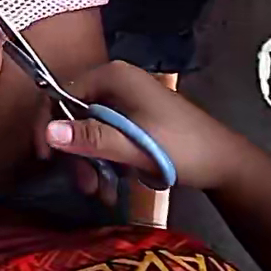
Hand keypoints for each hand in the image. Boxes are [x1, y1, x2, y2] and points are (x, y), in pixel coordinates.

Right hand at [36, 61, 254, 194]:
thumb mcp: (133, 147)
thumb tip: (48, 133)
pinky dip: (105, 161)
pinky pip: (106, 137)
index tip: (47, 159)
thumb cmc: (182, 148)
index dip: (49, 126)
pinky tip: (113, 186)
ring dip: (91, 164)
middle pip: (74, 116)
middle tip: (85, 186)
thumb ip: (91, 139)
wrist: (223, 162)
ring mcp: (126, 101)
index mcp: (114, 77)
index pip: (61, 94)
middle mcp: (117, 83)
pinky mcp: (133, 119)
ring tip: (102, 193)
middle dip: (76, 154)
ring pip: (89, 131)